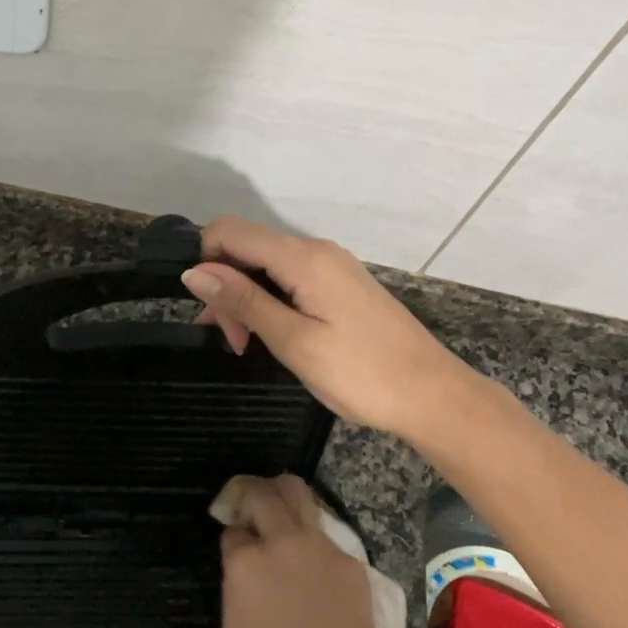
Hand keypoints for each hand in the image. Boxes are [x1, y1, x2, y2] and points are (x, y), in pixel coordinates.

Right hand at [182, 216, 489, 437]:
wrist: (433, 396)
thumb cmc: (362, 374)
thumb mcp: (294, 341)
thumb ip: (243, 302)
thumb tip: (194, 272)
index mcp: (303, 258)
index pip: (229, 231)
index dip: (205, 261)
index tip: (209, 310)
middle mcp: (315, 250)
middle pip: (246, 247)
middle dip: (225, 286)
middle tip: (232, 341)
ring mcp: (330, 266)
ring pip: (265, 265)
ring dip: (245, 298)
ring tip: (246, 345)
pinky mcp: (339, 284)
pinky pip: (288, 278)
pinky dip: (269, 301)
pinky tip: (272, 335)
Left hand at [216, 475, 375, 627]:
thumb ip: (348, 618)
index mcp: (350, 571)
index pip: (322, 527)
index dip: (302, 532)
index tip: (291, 542)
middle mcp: (315, 546)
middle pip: (292, 491)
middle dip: (274, 491)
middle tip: (259, 503)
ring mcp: (278, 547)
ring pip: (258, 498)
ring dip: (247, 509)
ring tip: (239, 525)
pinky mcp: (243, 558)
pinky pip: (232, 537)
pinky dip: (231, 548)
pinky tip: (231, 570)